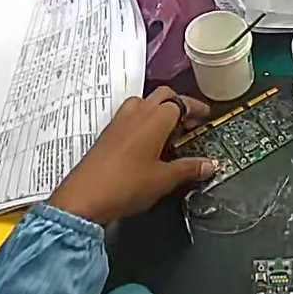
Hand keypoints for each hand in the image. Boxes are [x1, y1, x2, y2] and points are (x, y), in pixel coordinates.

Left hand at [49, 87, 214, 224]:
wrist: (83, 198)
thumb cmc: (126, 185)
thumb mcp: (164, 180)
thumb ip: (189, 169)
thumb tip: (209, 165)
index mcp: (155, 119)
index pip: (181, 102)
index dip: (195, 108)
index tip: (205, 117)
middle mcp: (137, 113)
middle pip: (162, 95)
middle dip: (178, 104)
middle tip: (189, 123)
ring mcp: (119, 121)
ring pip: (143, 102)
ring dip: (158, 109)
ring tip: (167, 131)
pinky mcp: (107, 133)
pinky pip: (130, 115)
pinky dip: (142, 120)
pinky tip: (146, 143)